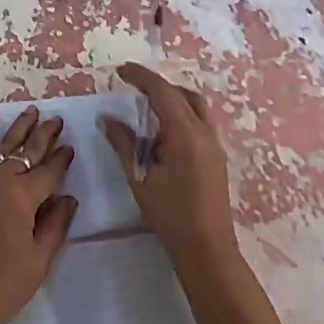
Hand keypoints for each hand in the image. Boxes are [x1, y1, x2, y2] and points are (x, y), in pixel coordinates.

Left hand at [0, 108, 77, 323]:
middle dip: (44, 136)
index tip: (71, 147)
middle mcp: (0, 179)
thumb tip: (68, 197)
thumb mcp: (38, 261)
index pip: (48, 172)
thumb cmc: (1, 285)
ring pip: (2, 145)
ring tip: (32, 111)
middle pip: (26, 152)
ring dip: (18, 127)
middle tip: (57, 120)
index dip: (62, 159)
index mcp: (23, 198)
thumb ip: (54, 225)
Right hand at [102, 63, 234, 259]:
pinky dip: (180, 113)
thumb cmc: (170, 214)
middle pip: (183, 94)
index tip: (119, 72)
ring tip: (146, 103)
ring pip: (195, 107)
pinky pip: (199, 122)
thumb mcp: (139, 177)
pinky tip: (162, 128)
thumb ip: (123, 143)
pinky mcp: (215, 158)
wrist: (208, 251)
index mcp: (185, 135)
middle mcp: (205, 135)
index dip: (141, 77)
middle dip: (157, 84)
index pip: (163, 92)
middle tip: (132, 85)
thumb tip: (108, 118)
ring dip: (171, 97)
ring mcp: (214, 147)